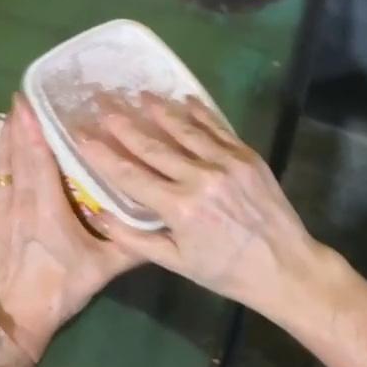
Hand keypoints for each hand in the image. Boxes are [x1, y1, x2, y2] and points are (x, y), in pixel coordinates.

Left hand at [0, 95, 141, 362]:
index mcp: (47, 202)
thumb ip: (133, 243)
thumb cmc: (61, 288)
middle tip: (23, 96)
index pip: (40, 155)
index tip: (31, 98)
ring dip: (2, 140)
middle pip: (19, 153)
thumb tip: (163, 221)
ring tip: (6, 114)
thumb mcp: (104, 267)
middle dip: (20, 123)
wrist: (18, 318)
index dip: (34, 126)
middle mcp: (20, 198)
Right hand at [74, 95, 337, 320]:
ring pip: (184, 130)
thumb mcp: (176, 263)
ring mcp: (225, 163)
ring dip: (159, 110)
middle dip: (123, 124)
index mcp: (179, 208)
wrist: (286, 267)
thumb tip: (99, 216)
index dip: (101, 153)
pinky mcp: (246, 156)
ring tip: (139, 95)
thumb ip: (134, 239)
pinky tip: (183, 100)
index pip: (129, 174)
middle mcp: (199, 179)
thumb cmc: (225, 271)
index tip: (80, 134)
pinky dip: (199, 113)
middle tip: (102, 104)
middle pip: (152, 145)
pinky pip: (217, 128)